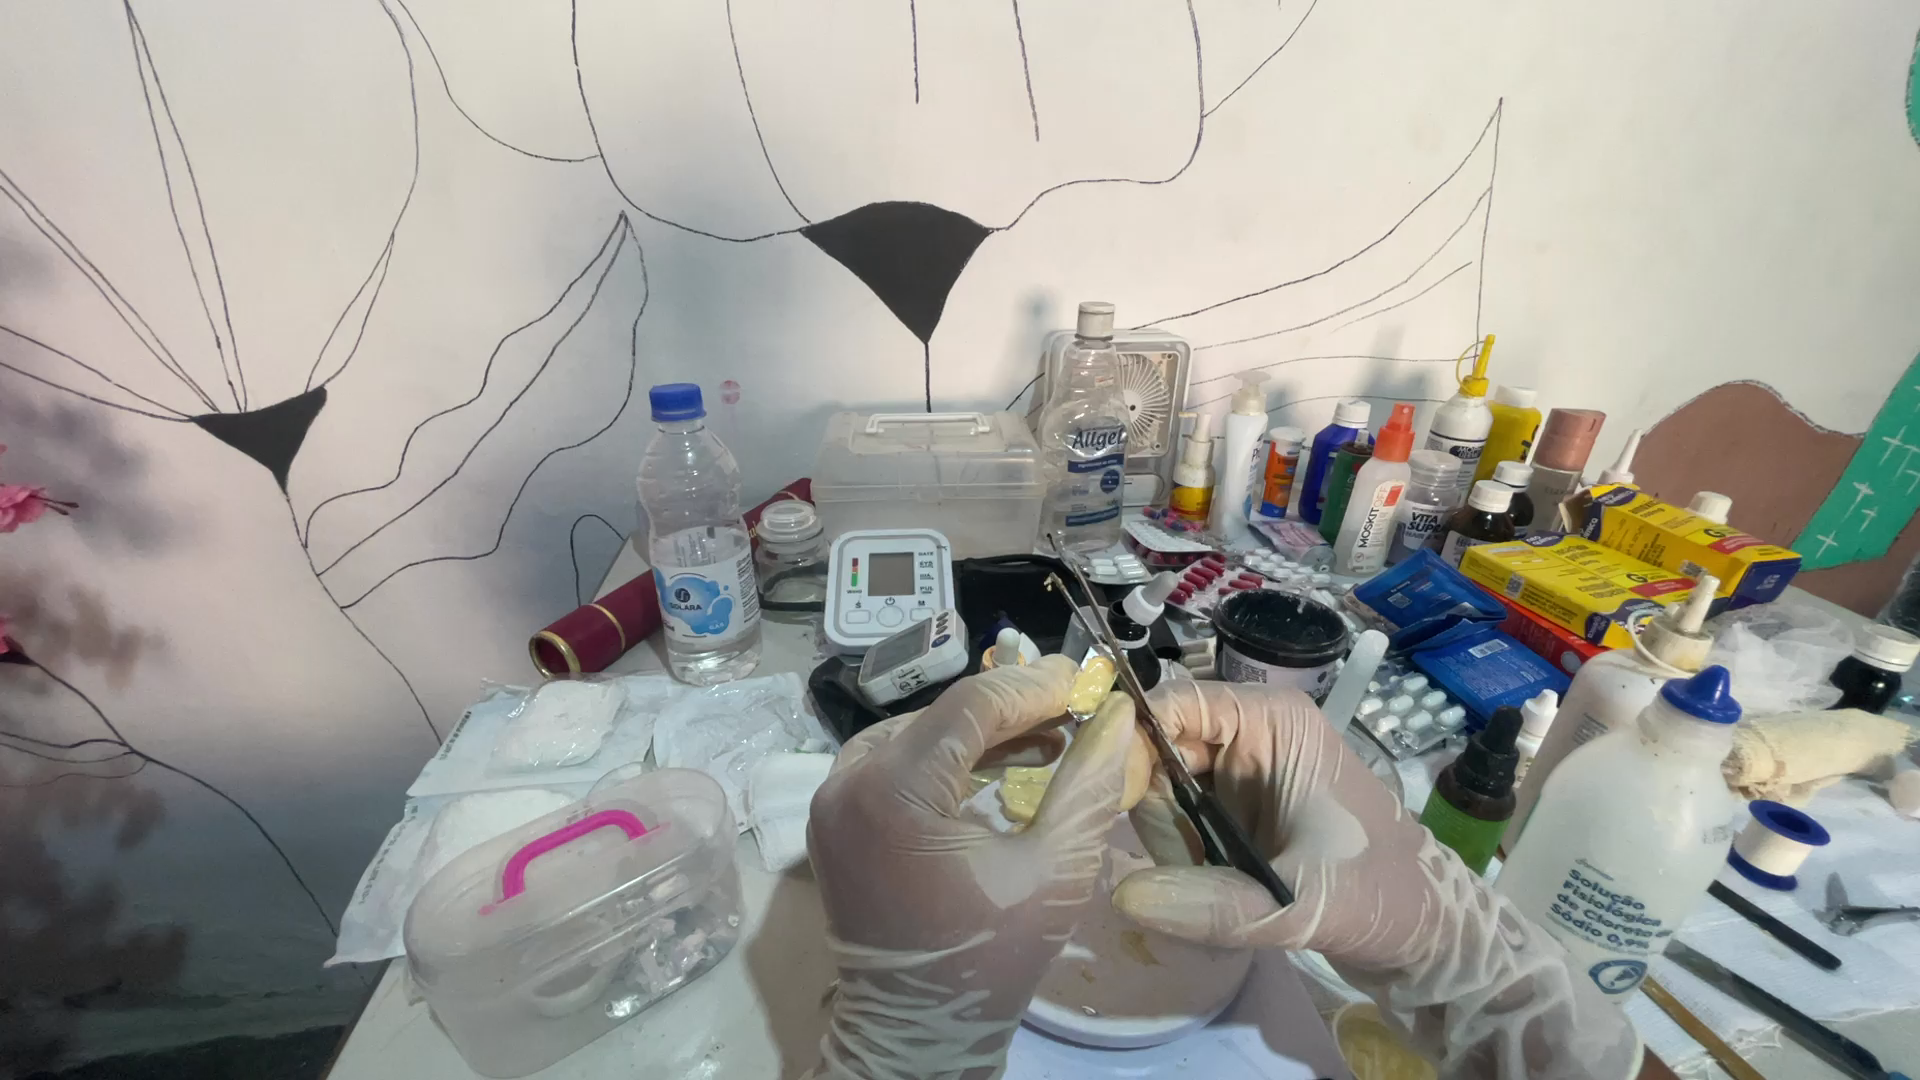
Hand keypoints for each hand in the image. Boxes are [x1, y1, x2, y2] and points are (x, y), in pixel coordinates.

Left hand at [805, 655, 1134, 1079]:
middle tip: (1071, 705)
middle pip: (941, 715)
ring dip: (981, 730)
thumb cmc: (988, 962)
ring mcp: (832, 797)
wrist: (915, 1038)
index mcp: (891, 792)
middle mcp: (847, 781)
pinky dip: (946, 755)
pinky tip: (996, 760)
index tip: (1081, 678)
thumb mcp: (1054, 872)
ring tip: (1045, 735)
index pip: (969, 707)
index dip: (1031, 686)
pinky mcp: (835, 814)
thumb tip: (1116, 715)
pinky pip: (896, 759)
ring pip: (919, 731)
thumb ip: (1088, 785)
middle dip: (1012, 706)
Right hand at [1114, 680, 1641, 1079]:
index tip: (1114, 799)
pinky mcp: (1230, 809)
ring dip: (1167, 838)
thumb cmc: (1386, 897)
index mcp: (1270, 720)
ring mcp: (1234, 772)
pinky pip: (1174, 817)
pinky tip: (1205, 883)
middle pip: (1156, 747)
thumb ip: (1218, 903)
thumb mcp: (1307, 901)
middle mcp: (1245, 734)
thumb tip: (1125, 897)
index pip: (1173, 703)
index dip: (1134, 742)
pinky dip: (1176, 852)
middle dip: (1155, 806)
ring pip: (1159, 786)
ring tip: (1209, 882)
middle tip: (1179, 865)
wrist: (1432, 943)